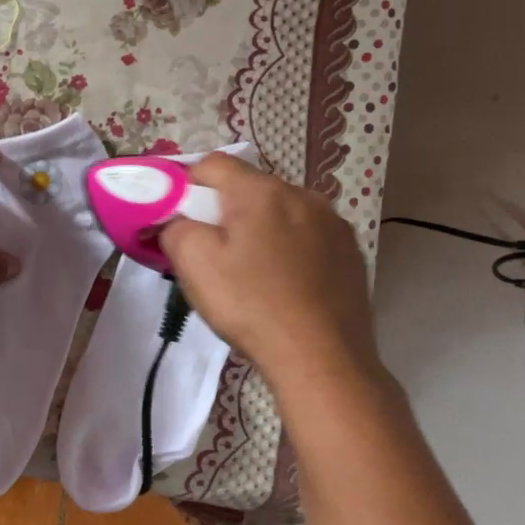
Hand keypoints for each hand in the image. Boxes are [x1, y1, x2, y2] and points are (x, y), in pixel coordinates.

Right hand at [159, 154, 381, 394]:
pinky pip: (304, 236)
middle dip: (221, 209)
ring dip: (256, 228)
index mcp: (262, 192)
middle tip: (206, 249)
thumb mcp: (192, 262)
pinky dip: (285, 249)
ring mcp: (333, 225)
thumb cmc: (250, 304)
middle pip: (247, 187)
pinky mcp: (350, 254)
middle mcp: (304, 196)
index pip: (212, 164)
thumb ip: (174, 226)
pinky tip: (279, 283)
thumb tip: (175, 220)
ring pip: (277, 212)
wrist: (322, 359)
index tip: (174, 218)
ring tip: (245, 269)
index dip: (185, 184)